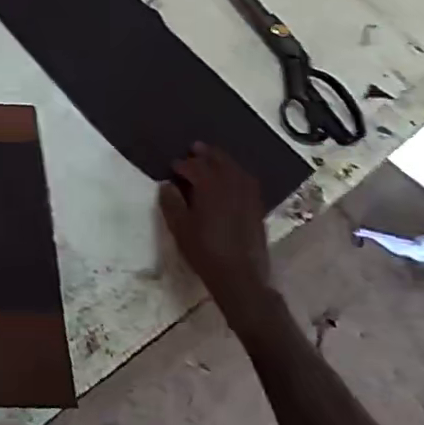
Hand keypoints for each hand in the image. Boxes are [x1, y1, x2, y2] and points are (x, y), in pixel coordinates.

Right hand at [157, 144, 279, 319]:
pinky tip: (233, 179)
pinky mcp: (256, 208)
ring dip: (224, 161)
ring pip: (236, 170)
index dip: (183, 165)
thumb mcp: (180, 227)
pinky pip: (248, 182)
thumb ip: (171, 203)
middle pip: (220, 162)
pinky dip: (238, 174)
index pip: (195, 168)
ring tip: (214, 158)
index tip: (173, 166)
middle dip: (207, 154)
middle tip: (195, 148)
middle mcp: (231, 186)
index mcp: (210, 188)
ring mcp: (247, 197)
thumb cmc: (204, 250)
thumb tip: (167, 185)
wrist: (240, 276)